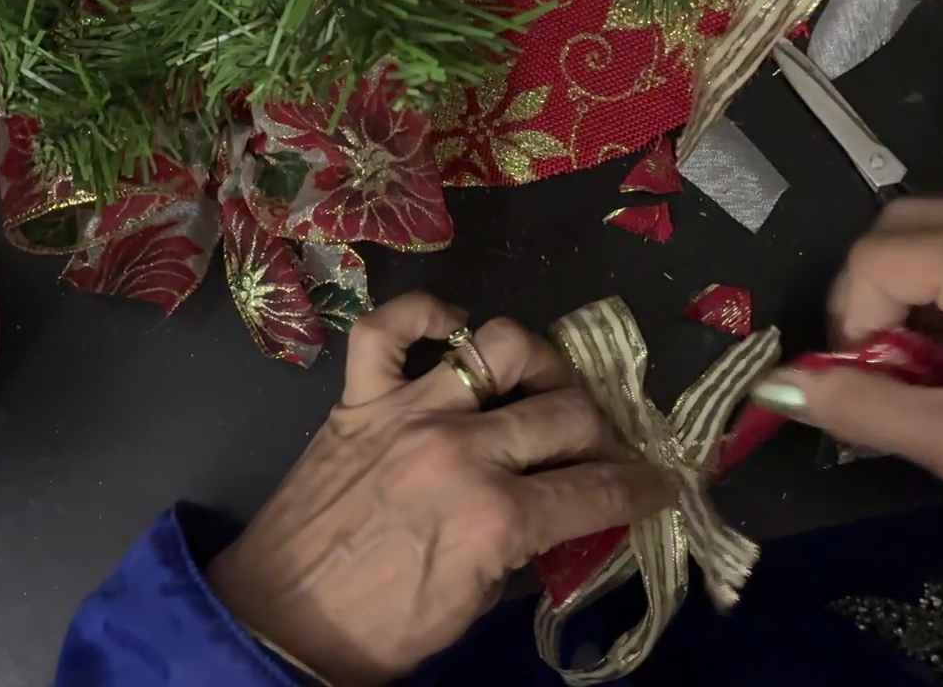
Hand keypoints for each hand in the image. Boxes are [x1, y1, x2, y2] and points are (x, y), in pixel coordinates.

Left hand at [207, 293, 672, 685]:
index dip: (641, 488)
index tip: (661, 483)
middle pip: (566, 412)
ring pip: (498, 345)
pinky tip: (452, 331)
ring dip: (538, 362)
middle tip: (599, 449)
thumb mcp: (476, 605)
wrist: (281, 618)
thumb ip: (531, 546)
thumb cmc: (382, 628)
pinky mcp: (361, 395)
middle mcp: (458, 449)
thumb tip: (574, 506)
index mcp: (493, 518)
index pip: (596, 490)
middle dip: (602, 433)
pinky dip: (424, 314)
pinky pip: (387, 326)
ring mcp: (407, 411)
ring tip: (539, 387)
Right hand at [758, 198, 942, 543]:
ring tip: (940, 347)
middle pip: (896, 227)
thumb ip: (857, 407)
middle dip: (874, 290)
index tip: (878, 375)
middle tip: (897, 355)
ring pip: (934, 222)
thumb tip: (771, 385)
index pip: (871, 260)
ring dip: (911, 279)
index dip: (853, 319)